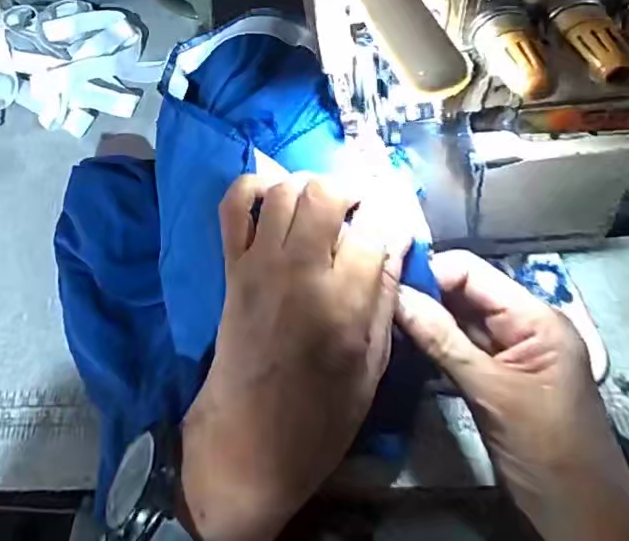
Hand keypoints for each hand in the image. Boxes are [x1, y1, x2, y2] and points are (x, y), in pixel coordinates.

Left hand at [179, 174, 408, 540]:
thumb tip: (397, 239)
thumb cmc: (321, 414)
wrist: (247, 442)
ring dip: (309, 186)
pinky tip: (274, 197)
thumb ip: (385, 294)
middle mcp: (299, 270)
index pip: (374, 227)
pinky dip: (253, 187)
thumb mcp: (372, 364)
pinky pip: (234, 205)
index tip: (392, 222)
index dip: (390, 215)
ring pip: (284, 189)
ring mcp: (259, 263)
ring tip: (322, 207)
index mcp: (342, 301)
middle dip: (350, 190)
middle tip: (358, 211)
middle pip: (325, 192)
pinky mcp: (231, 265)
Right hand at [394, 250, 628, 540]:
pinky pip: (463, 345)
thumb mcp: (492, 394)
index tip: (388, 282)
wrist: (587, 526)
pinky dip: (437, 342)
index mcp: (536, 318)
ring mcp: (513, 351)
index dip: (430, 271)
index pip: (472, 272)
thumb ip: (443, 340)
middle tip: (379, 299)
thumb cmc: (548, 455)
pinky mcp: (500, 377)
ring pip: (461, 318)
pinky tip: (407, 341)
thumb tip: (397, 294)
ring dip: (427, 317)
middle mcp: (525, 324)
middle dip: (424, 293)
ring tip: (385, 316)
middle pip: (465, 291)